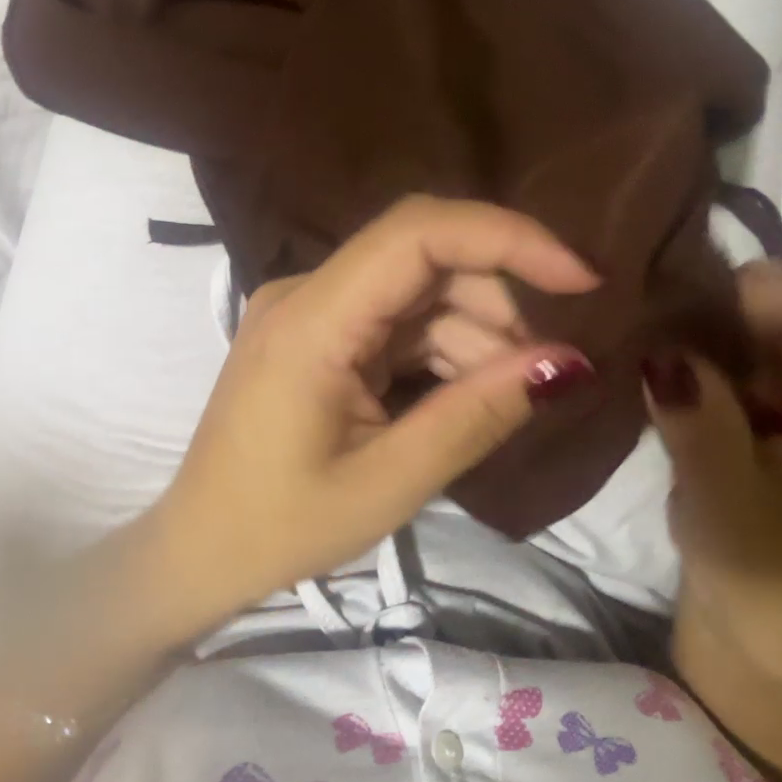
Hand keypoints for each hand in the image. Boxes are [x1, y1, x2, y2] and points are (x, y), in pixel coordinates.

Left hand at [145, 195, 599, 623]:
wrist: (201, 549)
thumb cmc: (282, 527)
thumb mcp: (391, 481)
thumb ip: (478, 414)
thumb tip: (569, 362)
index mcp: (311, 320)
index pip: (416, 232)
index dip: (507, 238)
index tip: (580, 281)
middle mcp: (304, 294)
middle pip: (423, 257)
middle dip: (497, 301)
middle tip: (542, 371)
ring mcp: (306, 312)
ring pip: (415, 291)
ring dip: (473, 333)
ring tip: (501, 400)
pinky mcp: (315, 336)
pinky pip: (393, 321)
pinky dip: (440, 350)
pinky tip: (464, 396)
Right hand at [647, 262, 781, 685]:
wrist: (758, 630)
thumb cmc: (756, 569)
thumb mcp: (721, 493)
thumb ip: (697, 414)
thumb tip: (660, 346)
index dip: (736, 292)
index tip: (658, 293)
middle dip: (713, 311)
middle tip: (637, 316)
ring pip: (756, 334)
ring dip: (699, 335)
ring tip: (637, 336)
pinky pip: (741, 363)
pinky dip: (700, 360)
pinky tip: (655, 366)